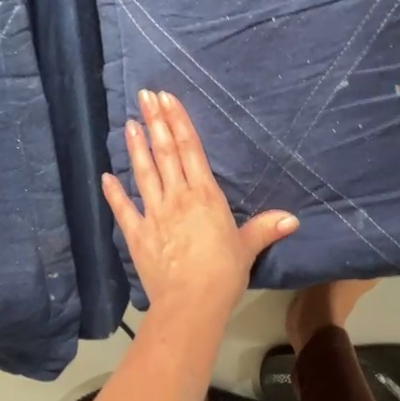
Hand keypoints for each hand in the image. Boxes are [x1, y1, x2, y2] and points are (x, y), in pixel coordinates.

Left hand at [102, 90, 299, 317]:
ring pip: (144, 172)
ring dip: (136, 147)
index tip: (167, 98)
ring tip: (129, 123)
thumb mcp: (247, 247)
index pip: (190, 148)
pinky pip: (124, 210)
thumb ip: (265, 228)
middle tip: (145, 96)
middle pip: (166, 151)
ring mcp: (155, 214)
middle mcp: (178, 196)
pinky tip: (106, 176)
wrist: (192, 304)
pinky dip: (114, 193)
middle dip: (156, 122)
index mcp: (204, 193)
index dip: (178, 120)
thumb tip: (293, 218)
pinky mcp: (138, 235)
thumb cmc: (223, 273)